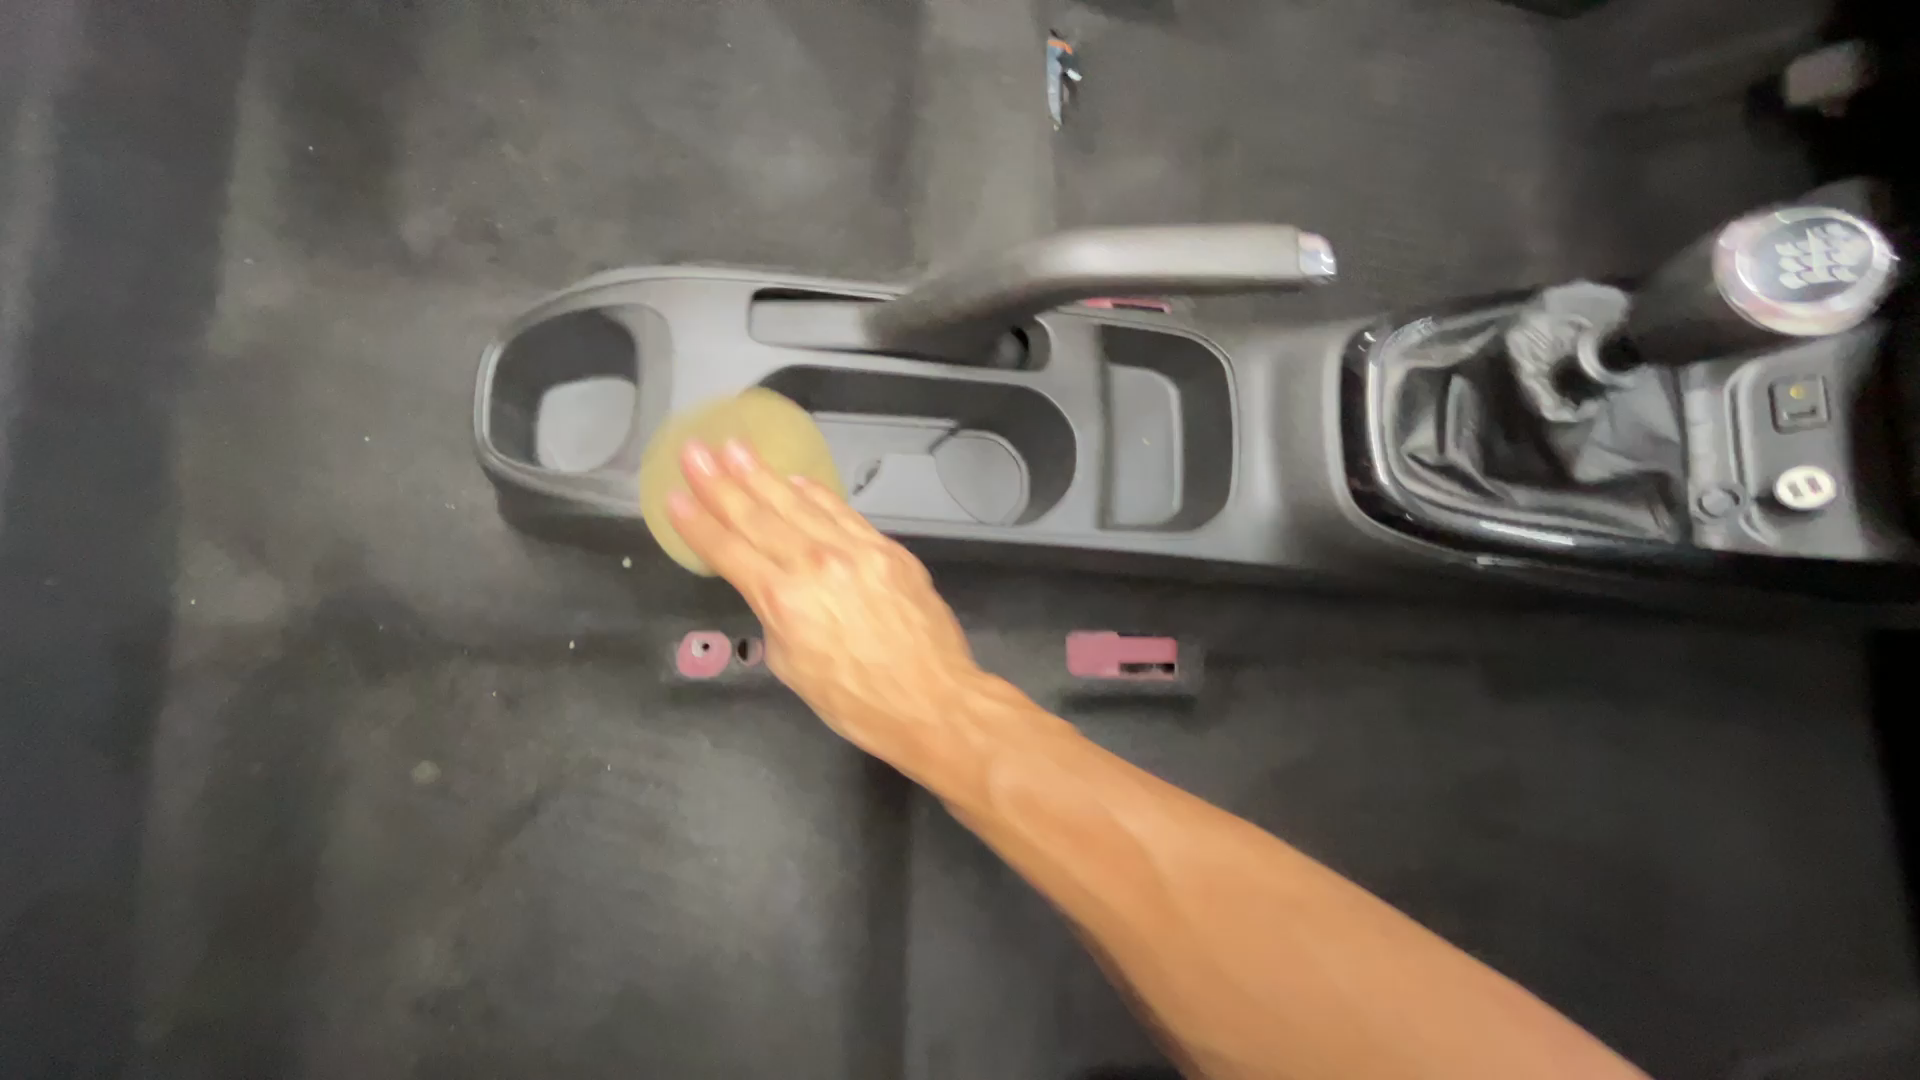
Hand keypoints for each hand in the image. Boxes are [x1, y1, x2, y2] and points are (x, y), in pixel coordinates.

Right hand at [669, 438, 987, 759]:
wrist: (933, 700)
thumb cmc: (857, 702)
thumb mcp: (794, 668)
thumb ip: (776, 618)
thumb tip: (776, 590)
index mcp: (784, 600)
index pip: (729, 551)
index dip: (697, 523)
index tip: (673, 495)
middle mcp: (816, 564)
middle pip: (758, 516)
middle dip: (720, 481)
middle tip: (695, 450)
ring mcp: (856, 551)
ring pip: (799, 505)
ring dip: (763, 475)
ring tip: (736, 448)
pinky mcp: (887, 550)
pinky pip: (843, 513)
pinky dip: (816, 495)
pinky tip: (796, 480)